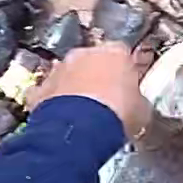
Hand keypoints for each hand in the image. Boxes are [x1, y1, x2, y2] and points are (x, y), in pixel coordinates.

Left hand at [30, 43, 148, 137]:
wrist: (81, 130)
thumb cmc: (116, 114)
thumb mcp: (142, 109)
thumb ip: (138, 100)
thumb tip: (138, 106)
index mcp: (115, 53)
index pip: (123, 54)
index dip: (125, 71)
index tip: (126, 86)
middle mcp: (84, 54)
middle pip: (92, 61)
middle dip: (96, 77)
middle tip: (104, 101)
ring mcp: (59, 70)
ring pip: (67, 75)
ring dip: (73, 88)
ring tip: (81, 113)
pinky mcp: (40, 89)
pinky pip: (45, 93)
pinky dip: (50, 103)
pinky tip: (57, 118)